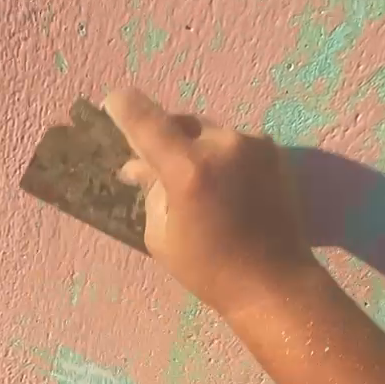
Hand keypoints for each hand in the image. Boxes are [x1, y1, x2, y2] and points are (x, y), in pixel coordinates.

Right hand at [104, 88, 320, 322]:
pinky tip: (215, 187)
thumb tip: (138, 165)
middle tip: (148, 166)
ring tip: (186, 184)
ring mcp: (251, 143)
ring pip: (206, 132)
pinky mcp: (270, 149)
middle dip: (161, 140)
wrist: (272, 281)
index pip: (147, 122)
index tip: (112, 102)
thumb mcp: (162, 237)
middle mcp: (222, 145)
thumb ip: (150, 192)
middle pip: (179, 124)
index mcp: (189, 171)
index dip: (124, 109)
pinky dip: (215, 157)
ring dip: (190, 149)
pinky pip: (230, 143)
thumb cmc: (208, 269)